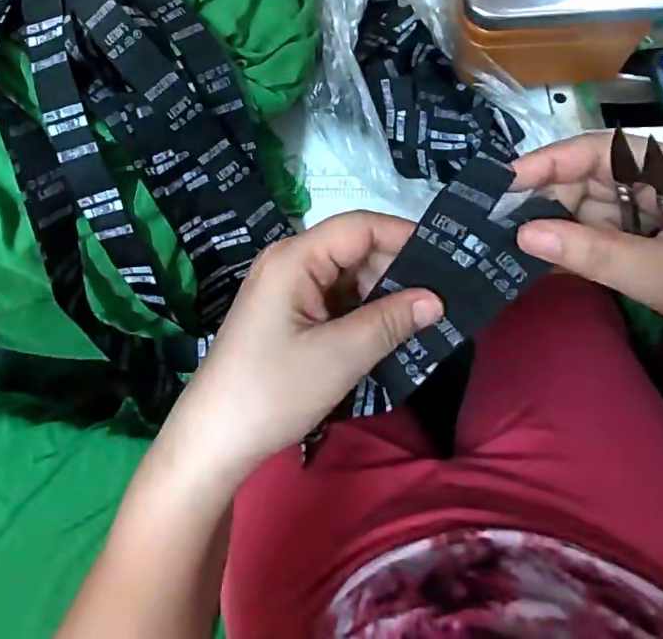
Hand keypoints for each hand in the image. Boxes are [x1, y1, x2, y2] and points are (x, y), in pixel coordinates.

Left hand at [158, 211, 441, 485]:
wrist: (215, 437)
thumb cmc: (273, 390)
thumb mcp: (340, 356)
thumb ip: (390, 321)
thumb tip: (436, 299)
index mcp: (295, 257)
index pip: (359, 226)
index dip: (403, 234)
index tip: (448, 256)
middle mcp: (289, 261)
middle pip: (354, 248)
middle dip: (398, 269)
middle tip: (445, 296)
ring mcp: (286, 287)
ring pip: (347, 276)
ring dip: (383, 294)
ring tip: (428, 316)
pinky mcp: (288, 312)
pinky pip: (334, 298)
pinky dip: (363, 311)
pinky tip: (392, 331)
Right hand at [511, 132, 662, 384]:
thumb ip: (593, 253)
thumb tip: (522, 233)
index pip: (604, 150)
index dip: (552, 160)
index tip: (506, 181)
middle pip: (595, 177)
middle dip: (551, 197)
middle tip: (502, 220)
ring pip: (595, 206)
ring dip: (561, 224)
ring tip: (515, 240)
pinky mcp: (658, 241)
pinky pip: (607, 234)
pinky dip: (580, 245)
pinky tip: (548, 257)